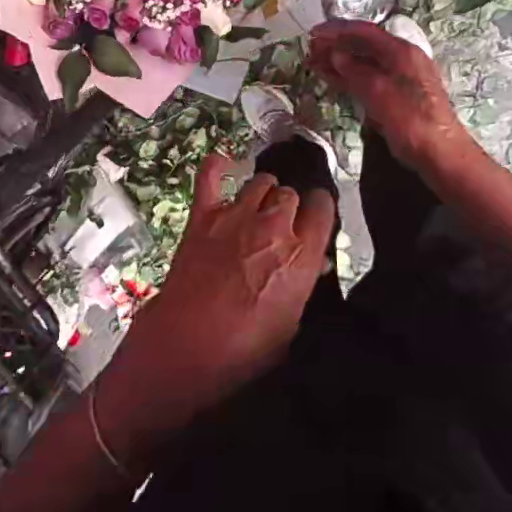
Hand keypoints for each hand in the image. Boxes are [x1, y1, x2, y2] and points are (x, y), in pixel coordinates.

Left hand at [95, 154, 335, 466]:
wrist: (188, 342)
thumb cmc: (246, 347)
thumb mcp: (290, 322)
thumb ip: (302, 284)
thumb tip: (309, 262)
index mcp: (302, 253)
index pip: (323, 207)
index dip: (320, 209)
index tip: (315, 216)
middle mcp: (273, 226)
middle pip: (289, 193)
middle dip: (289, 205)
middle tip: (281, 224)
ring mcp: (235, 216)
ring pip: (259, 182)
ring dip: (262, 191)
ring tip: (258, 205)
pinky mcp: (202, 215)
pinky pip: (210, 175)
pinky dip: (217, 166)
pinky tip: (223, 163)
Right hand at [309, 19, 468, 168]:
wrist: (437, 151)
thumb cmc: (410, 118)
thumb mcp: (378, 91)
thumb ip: (355, 71)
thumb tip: (335, 55)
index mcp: (402, 52)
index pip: (365, 31)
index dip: (337, 29)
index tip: (313, 32)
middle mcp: (401, 59)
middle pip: (363, 45)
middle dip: (335, 45)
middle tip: (310, 48)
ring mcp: (398, 77)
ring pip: (363, 62)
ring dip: (338, 60)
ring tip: (313, 61)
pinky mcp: (393, 95)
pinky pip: (365, 78)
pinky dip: (346, 76)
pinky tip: (328, 76)